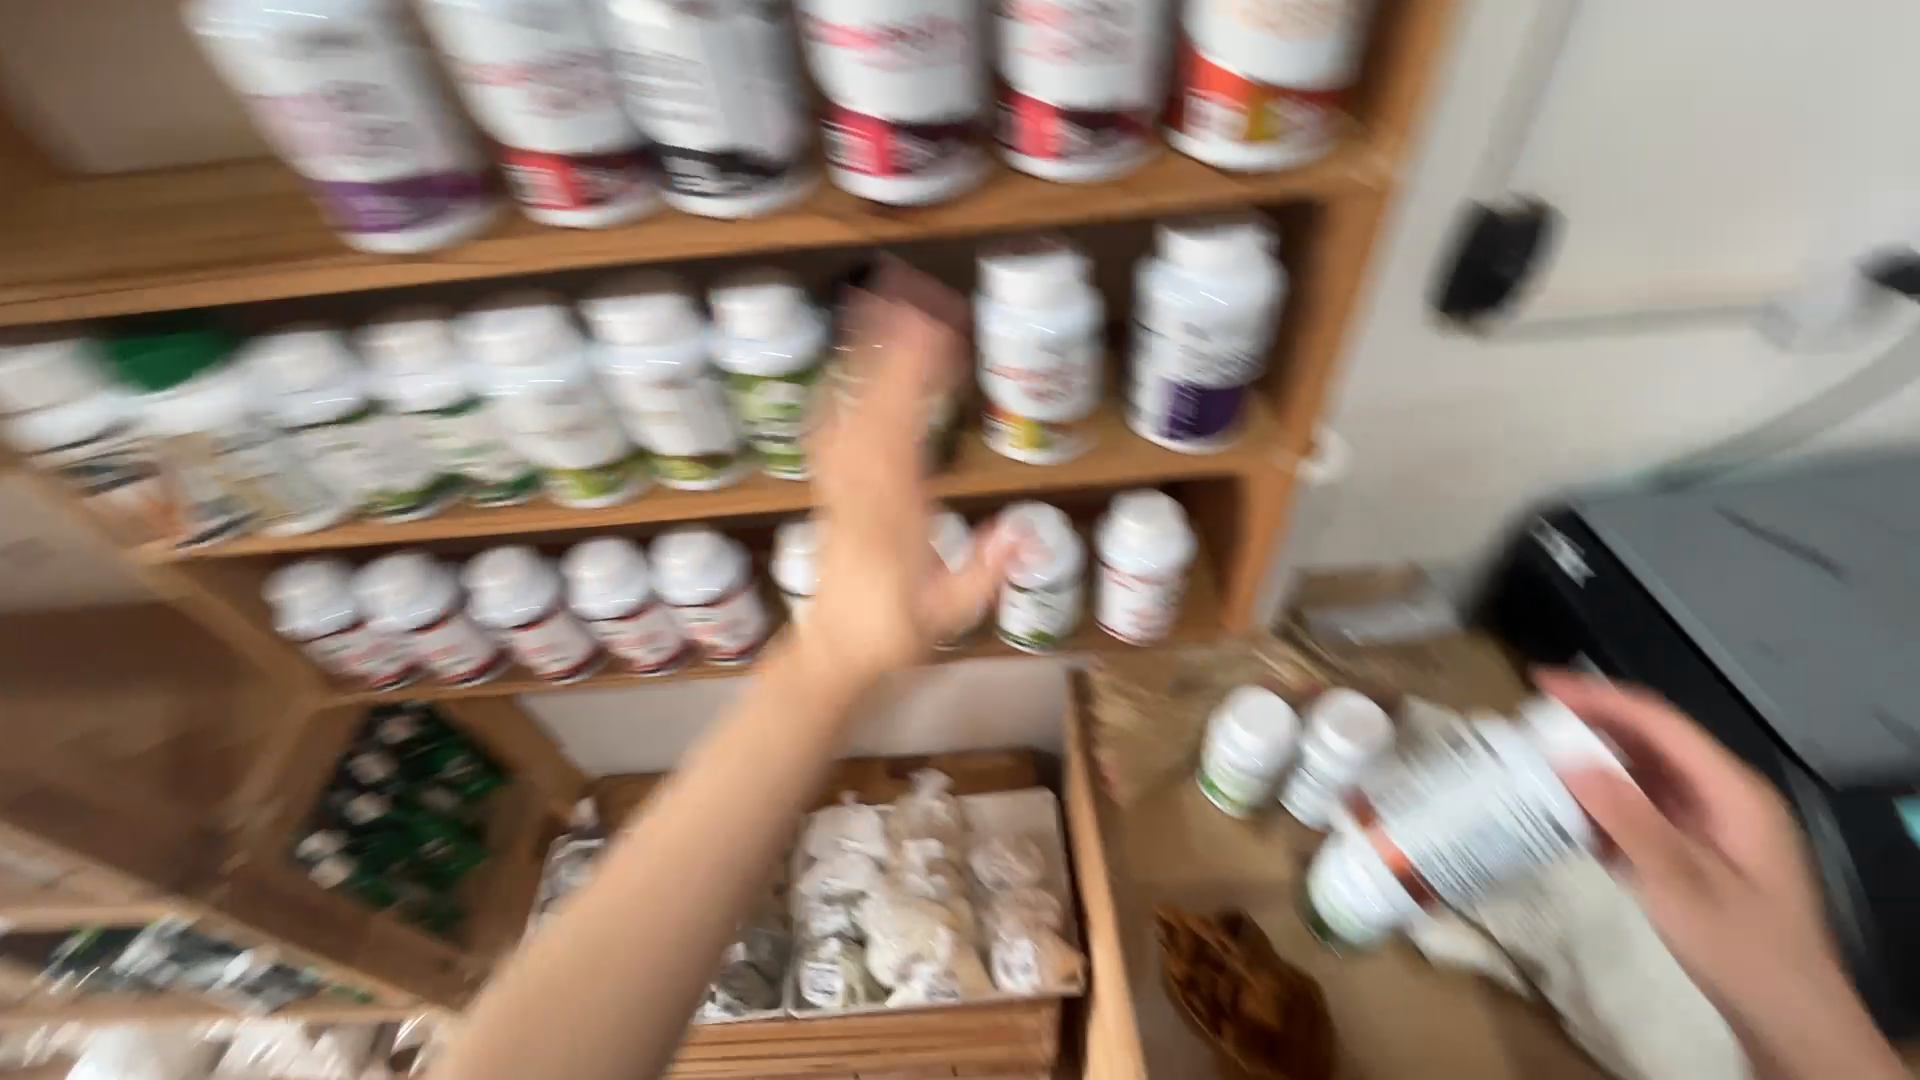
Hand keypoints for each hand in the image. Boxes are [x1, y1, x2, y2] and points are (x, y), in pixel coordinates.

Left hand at [800, 292, 1010, 687]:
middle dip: (892, 349)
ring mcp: (841, 490)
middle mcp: (862, 493)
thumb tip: (1029, 530)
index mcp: (895, 516)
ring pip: (848, 414)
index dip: (915, 381)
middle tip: (913, 295)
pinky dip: (839, 394)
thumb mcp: (950, 613)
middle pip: (873, 409)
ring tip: (877, 307)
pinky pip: (829, 435)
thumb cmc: (894, 634)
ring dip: (863, 359)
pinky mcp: (832, 493)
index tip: (937, 335)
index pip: (903, 435)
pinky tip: (845, 367)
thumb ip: (986, 571)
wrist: (834, 652)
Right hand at [1539, 671, 1904, 1078]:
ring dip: (1582, 759)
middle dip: (1584, 722)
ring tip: (1528, 753)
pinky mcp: (1681, 842)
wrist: (1783, 1015)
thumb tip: (1565, 757)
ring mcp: (1700, 818)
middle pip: (1644, 738)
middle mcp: (1717, 793)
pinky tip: (1555, 800)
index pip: (1656, 722)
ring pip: (1633, 769)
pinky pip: (1630, 801)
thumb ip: (1625, 815)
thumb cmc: (1739, 945)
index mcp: (1731, 791)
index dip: (1597, 696)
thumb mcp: (1680, 881)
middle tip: (1524, 719)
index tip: (1538, 683)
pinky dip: (1591, 794)